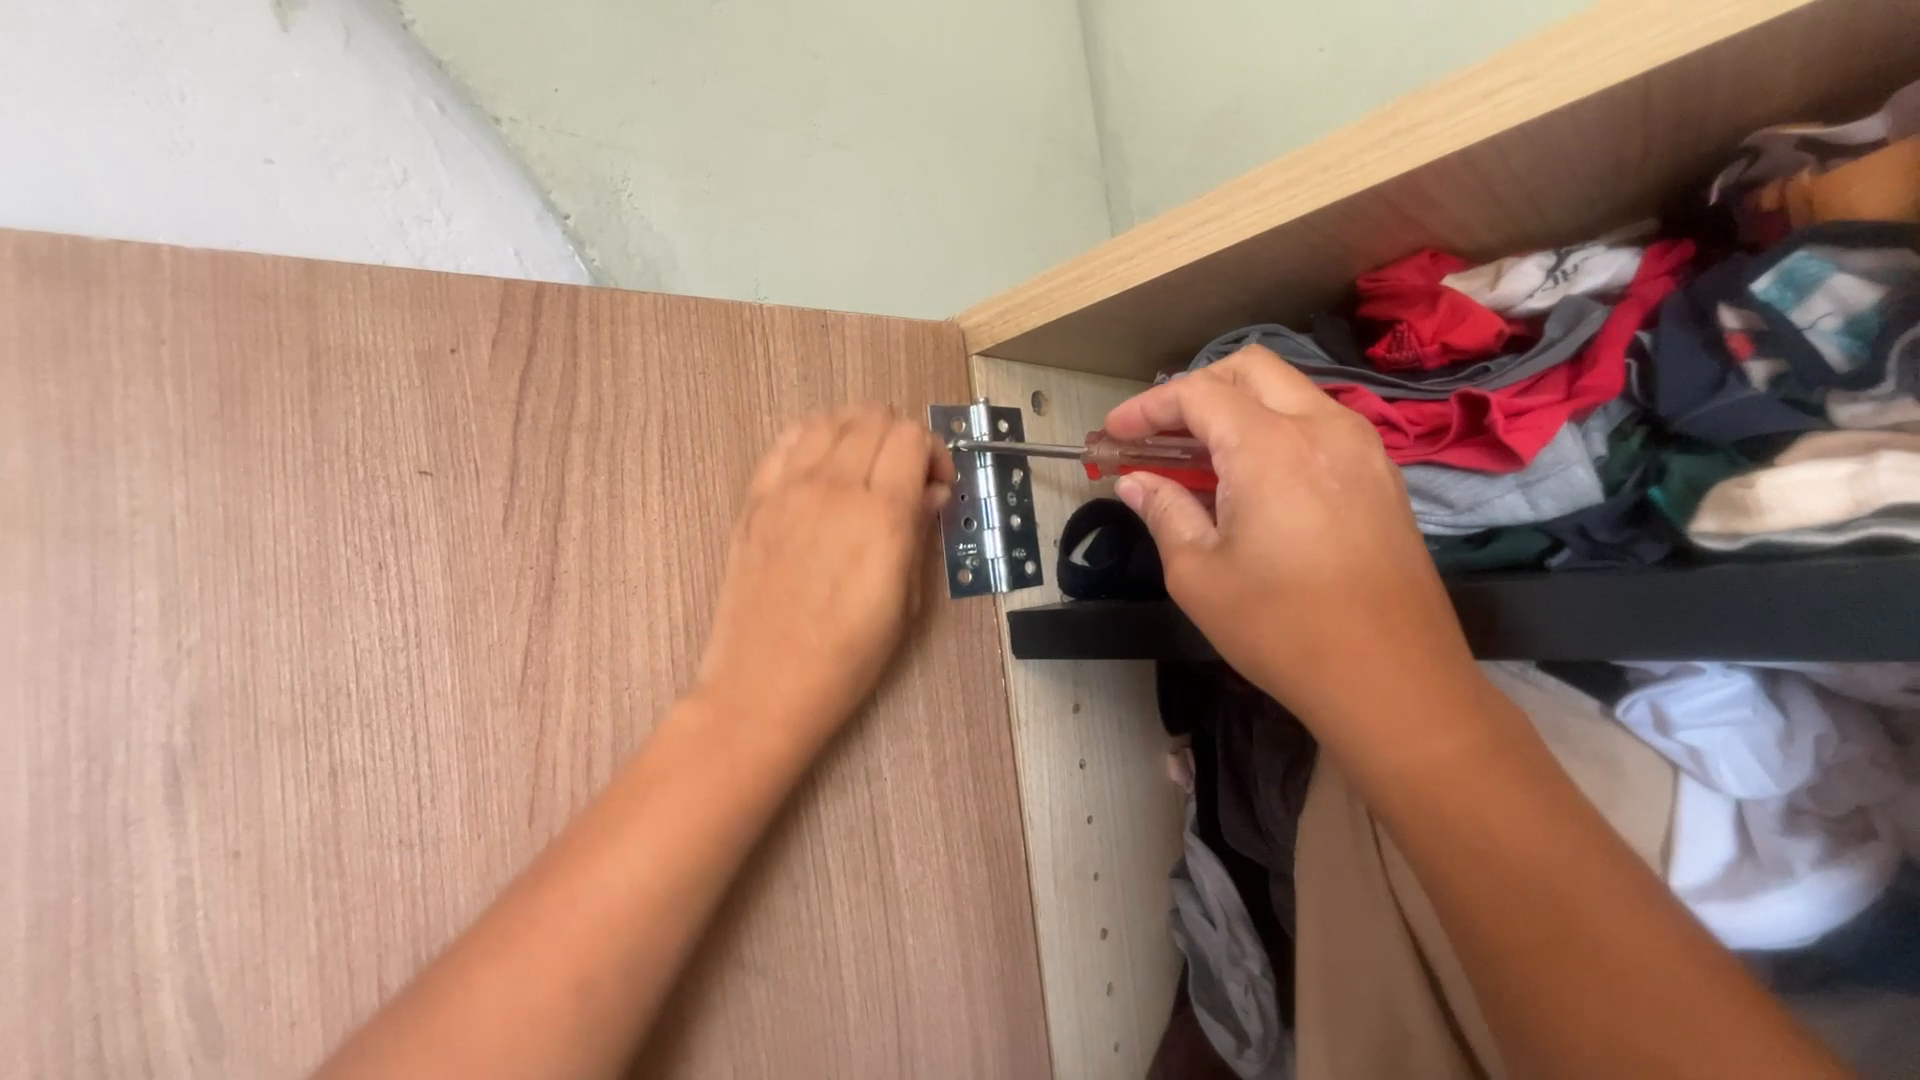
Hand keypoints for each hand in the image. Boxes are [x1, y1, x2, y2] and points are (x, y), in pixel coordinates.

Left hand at [693, 404, 955, 744]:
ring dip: (856, 430)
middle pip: (873, 416)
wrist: (765, 685)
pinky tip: (820, 469)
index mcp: (880, 515)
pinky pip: (785, 441)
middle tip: (904, 477)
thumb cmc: (847, 657)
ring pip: (828, 417)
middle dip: (899, 437)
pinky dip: (812, 440)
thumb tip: (931, 492)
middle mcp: (833, 487)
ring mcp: (787, 490)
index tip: (935, 485)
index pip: (911, 437)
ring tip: (863, 467)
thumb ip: (919, 533)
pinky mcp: (755, 500)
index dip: (933, 452)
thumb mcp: (905, 602)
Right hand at [1104, 346, 1479, 732]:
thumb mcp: (1198, 575)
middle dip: (1195, 389)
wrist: (1391, 679)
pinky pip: (1319, 426)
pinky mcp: (1382, 476)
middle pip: (1250, 369)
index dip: (1146, 407)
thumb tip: (1134, 483)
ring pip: (1290, 393)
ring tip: (1201, 459)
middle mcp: (1322, 428)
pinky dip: (1276, 431)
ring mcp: (1362, 448)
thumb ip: (1163, 512)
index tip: (1113, 433)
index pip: (1197, 393)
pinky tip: (1254, 481)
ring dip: (1238, 408)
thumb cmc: (1281, 629)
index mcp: (1270, 447)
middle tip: (1159, 434)